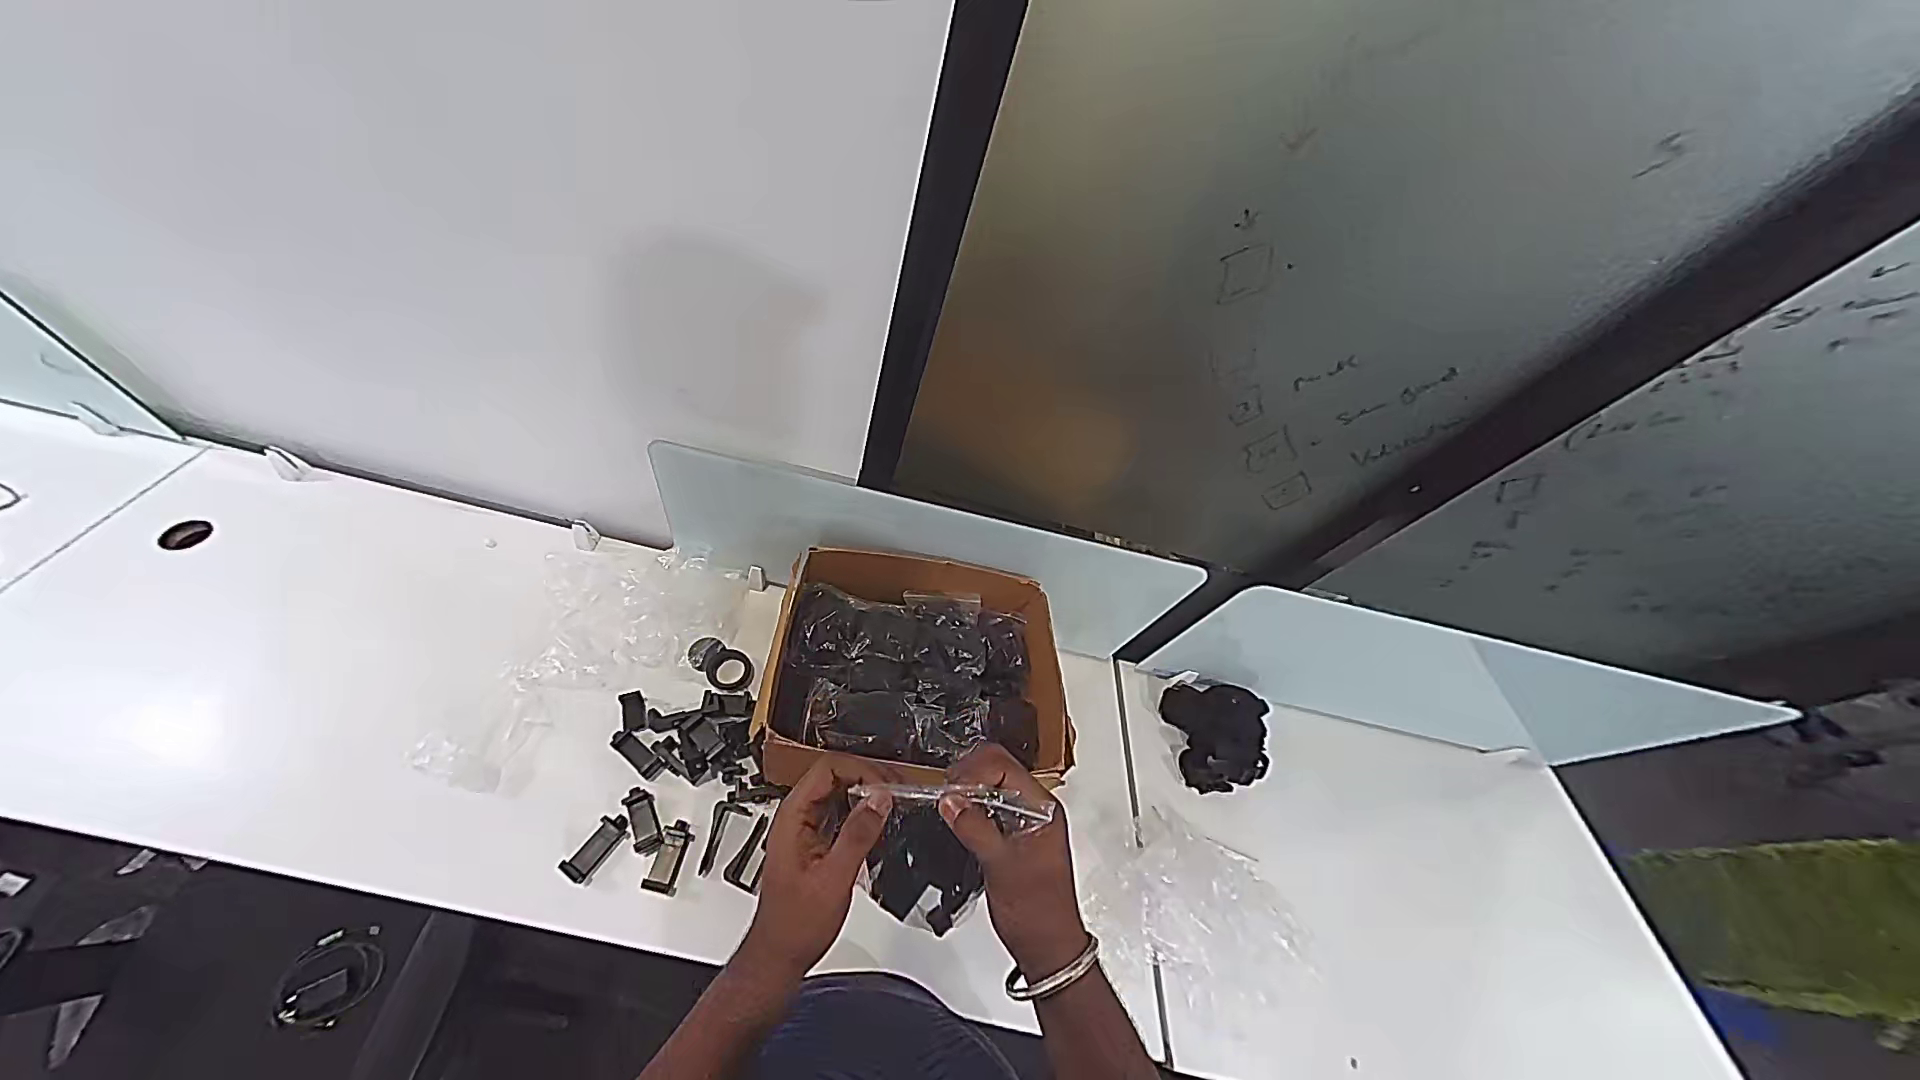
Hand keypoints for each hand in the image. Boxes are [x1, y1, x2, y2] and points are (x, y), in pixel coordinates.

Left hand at [738, 754, 897, 976]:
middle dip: (867, 777)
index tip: (883, 785)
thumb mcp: (834, 878)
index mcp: (792, 817)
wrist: (780, 956)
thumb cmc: (794, 925)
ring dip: (866, 793)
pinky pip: (840, 812)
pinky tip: (878, 823)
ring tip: (891, 803)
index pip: (827, 768)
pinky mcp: (815, 841)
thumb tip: (879, 799)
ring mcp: (805, 828)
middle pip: (834, 774)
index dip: (859, 769)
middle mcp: (796, 817)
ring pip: (839, 792)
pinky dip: (861, 812)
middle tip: (894, 790)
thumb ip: (858, 835)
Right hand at [941, 743, 1089, 977]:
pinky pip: (990, 805)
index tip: (952, 790)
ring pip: (992, 784)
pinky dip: (972, 805)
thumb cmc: (1039, 914)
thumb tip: (951, 801)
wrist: (1048, 949)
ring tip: (950, 805)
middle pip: (998, 767)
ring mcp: (1025, 819)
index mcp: (1042, 808)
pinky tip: (960, 818)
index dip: (974, 772)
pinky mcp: (1013, 832)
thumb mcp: (1001, 867)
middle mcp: (1036, 808)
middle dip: (969, 774)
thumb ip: (975, 828)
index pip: (1004, 767)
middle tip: (947, 794)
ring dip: (968, 789)